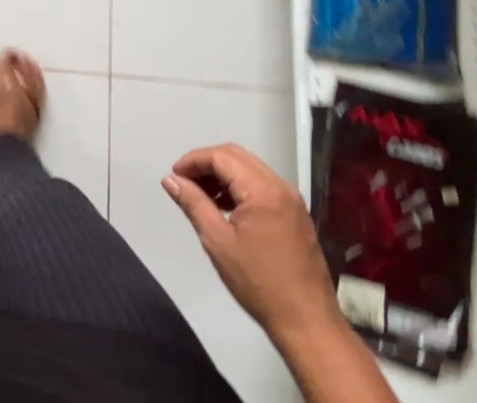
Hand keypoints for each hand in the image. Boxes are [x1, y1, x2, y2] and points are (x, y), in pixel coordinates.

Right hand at [162, 143, 340, 339]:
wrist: (306, 320)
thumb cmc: (258, 282)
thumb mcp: (217, 241)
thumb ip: (193, 203)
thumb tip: (170, 179)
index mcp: (263, 191)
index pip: (221, 156)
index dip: (193, 160)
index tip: (174, 177)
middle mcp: (281, 187)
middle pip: (237, 156)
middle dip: (207, 163)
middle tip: (184, 183)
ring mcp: (292, 200)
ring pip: (250, 169)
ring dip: (223, 174)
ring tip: (201, 196)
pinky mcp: (296, 214)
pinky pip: (262, 185)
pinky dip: (239, 187)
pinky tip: (225, 208)